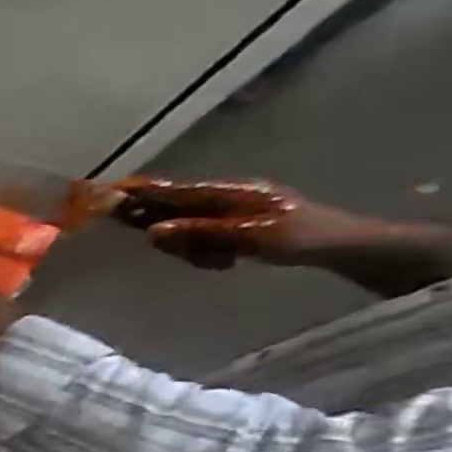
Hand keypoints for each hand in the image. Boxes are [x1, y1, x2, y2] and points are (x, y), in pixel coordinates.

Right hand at [115, 176, 373, 269]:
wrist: (342, 244)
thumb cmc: (299, 236)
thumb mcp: (248, 236)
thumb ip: (200, 232)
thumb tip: (151, 231)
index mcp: (226, 192)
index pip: (173, 189)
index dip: (140, 190)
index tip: (108, 190)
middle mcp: (220, 197)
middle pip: (170, 209)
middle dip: (166, 231)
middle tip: (175, 248)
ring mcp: (223, 211)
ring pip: (180, 228)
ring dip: (188, 247)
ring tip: (218, 261)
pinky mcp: (227, 225)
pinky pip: (195, 237)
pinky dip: (200, 251)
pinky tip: (222, 262)